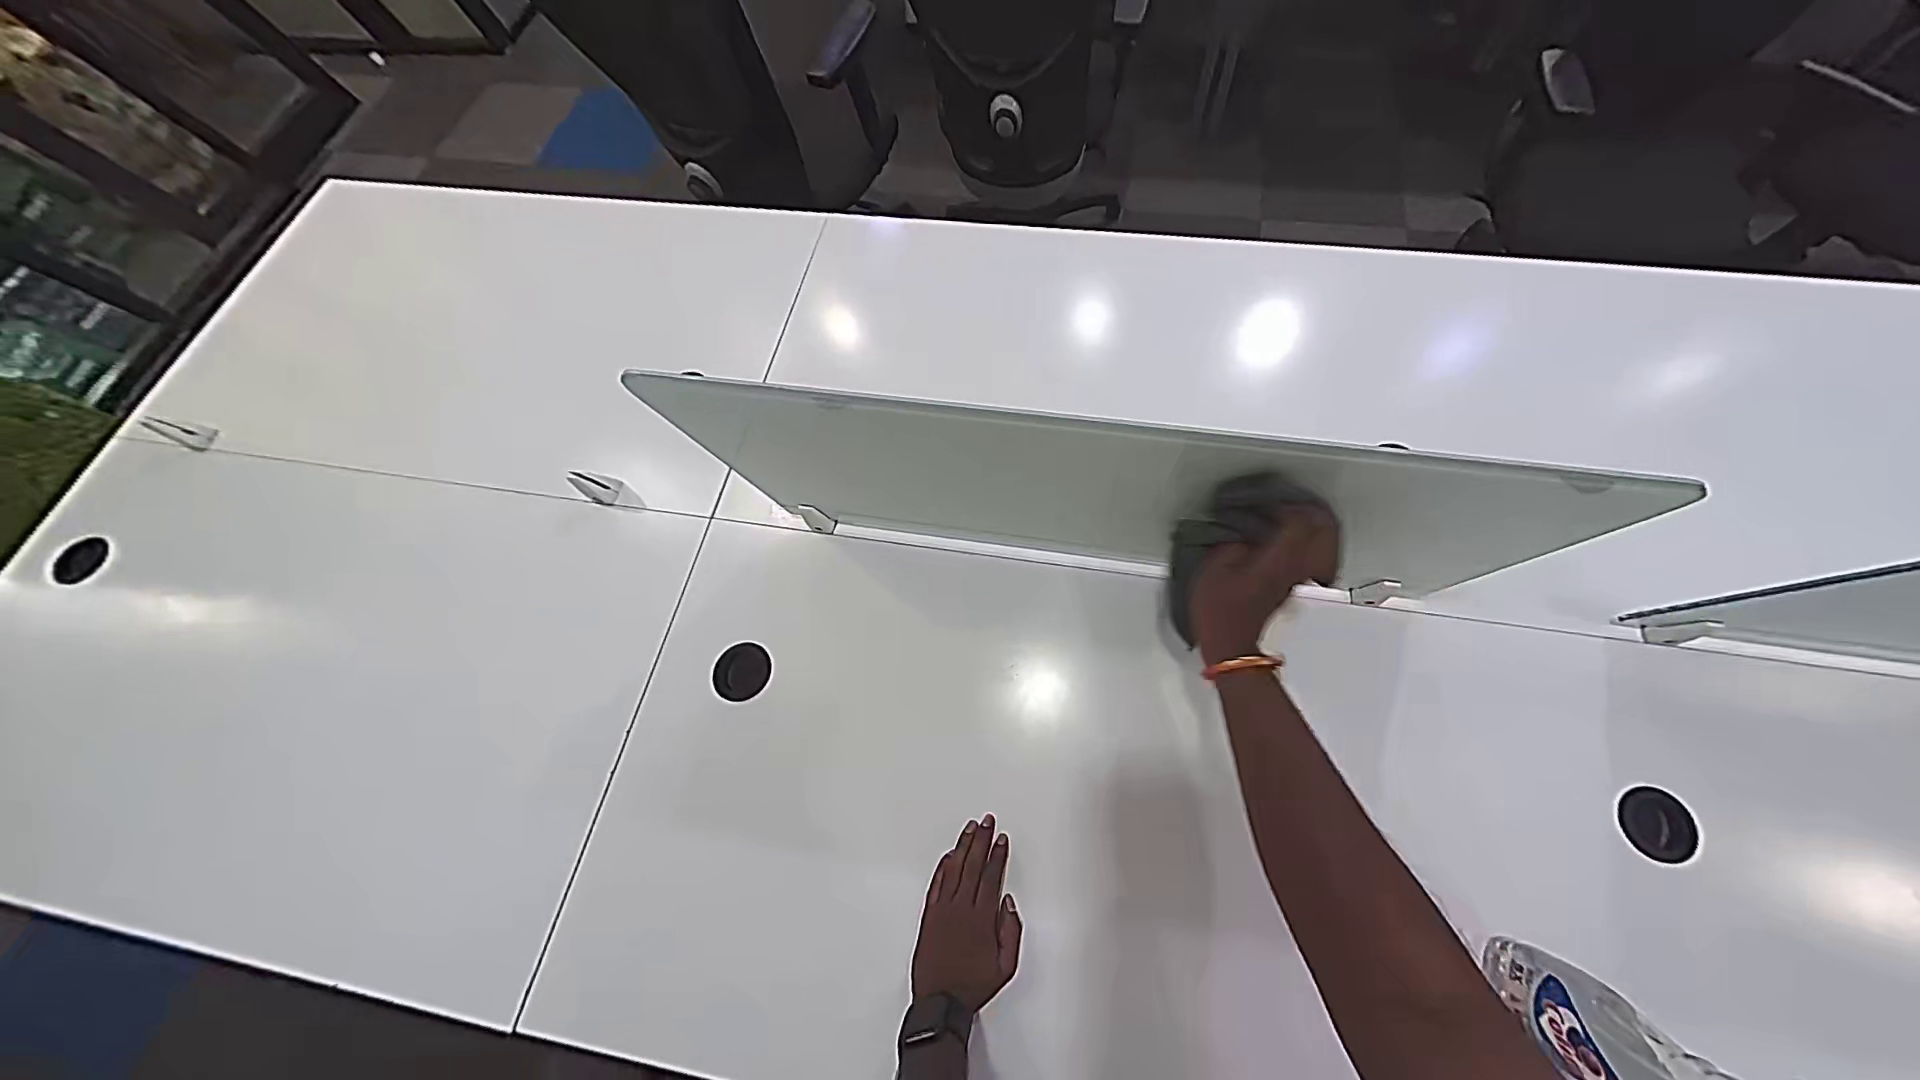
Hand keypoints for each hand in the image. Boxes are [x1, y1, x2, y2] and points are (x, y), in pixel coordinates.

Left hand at [911, 814, 1021, 1012]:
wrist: (939, 1002)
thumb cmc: (973, 985)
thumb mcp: (1005, 965)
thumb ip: (1011, 931)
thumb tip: (1008, 903)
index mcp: (981, 917)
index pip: (992, 876)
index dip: (998, 854)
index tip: (1001, 839)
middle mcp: (961, 908)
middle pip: (974, 864)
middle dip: (982, 839)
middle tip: (987, 821)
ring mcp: (943, 909)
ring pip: (954, 868)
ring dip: (963, 846)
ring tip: (970, 828)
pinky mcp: (929, 914)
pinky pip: (937, 883)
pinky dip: (943, 867)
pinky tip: (949, 855)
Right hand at [1189, 505, 1340, 663]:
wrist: (1230, 644)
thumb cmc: (1221, 612)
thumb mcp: (1214, 568)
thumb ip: (1232, 544)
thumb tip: (1242, 539)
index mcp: (1278, 559)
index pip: (1299, 521)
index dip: (1285, 504)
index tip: (1268, 501)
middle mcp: (1294, 568)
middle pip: (1320, 530)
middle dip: (1307, 511)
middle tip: (1289, 502)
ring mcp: (1293, 579)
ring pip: (1319, 545)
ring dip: (1308, 528)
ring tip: (1290, 516)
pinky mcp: (1287, 588)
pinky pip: (1306, 558)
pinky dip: (1300, 545)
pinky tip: (1283, 541)